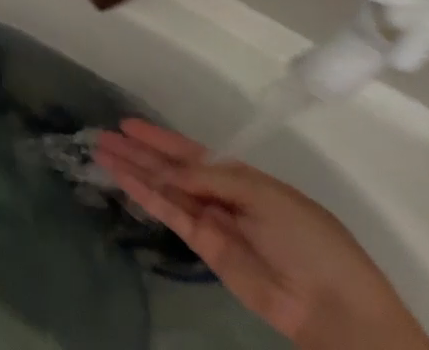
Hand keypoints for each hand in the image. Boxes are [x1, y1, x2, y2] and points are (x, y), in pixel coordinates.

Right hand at [95, 119, 428, 349]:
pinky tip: (119, 177)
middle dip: (138, 151)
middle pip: (173, 168)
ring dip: (132, 169)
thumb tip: (167, 173)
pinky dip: (142, 194)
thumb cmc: (310, 240)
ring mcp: (211, 220)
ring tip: (99, 151)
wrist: (329, 303)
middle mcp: (225, 196)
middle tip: (101, 135)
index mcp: (247, 180)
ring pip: (163, 187)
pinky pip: (166, 211)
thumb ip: (211, 178)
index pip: (195, 153)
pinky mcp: (200, 243)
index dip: (162, 138)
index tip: (128, 124)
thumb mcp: (266, 196)